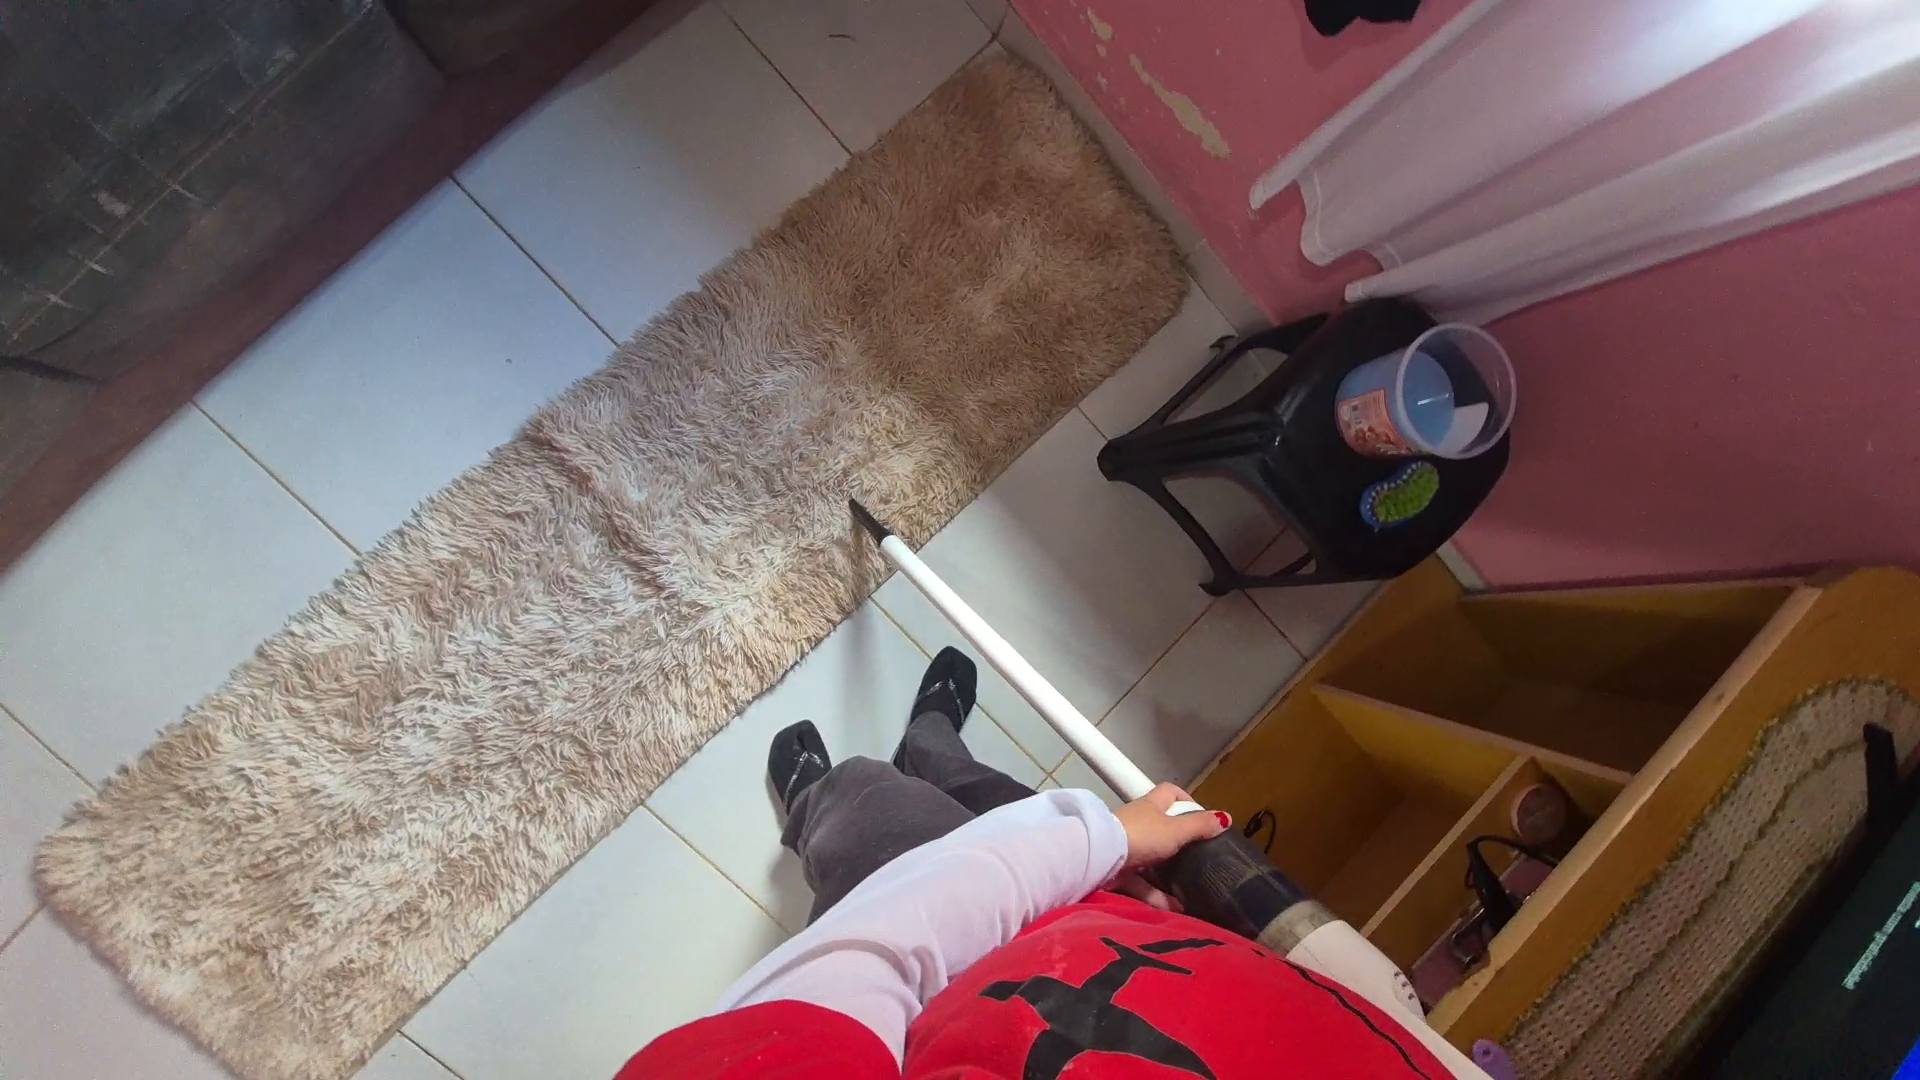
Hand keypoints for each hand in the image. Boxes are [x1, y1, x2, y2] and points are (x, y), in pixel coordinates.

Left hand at [1108, 783, 1229, 909]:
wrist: (1101, 857)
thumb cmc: (1141, 835)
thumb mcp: (1175, 830)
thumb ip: (1199, 826)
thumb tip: (1226, 816)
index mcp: (1151, 806)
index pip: (1169, 793)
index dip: (1186, 800)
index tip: (1203, 818)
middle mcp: (1139, 823)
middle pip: (1163, 828)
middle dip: (1182, 844)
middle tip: (1203, 859)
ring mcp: (1128, 847)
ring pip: (1154, 860)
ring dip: (1171, 876)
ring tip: (1194, 890)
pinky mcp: (1120, 871)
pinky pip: (1144, 885)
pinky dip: (1159, 897)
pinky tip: (1178, 909)